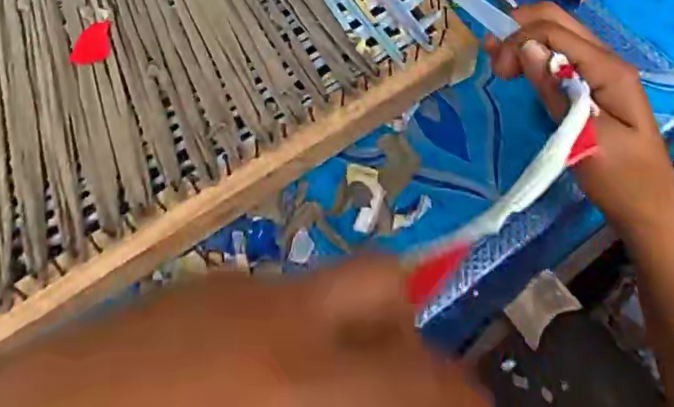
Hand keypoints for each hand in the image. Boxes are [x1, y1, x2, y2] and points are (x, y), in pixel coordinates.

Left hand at [0, 256, 487, 406]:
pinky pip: (286, 290)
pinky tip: (272, 376)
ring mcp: (238, 287)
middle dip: (423, 346)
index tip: (472, 405)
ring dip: (365, 325)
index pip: (431, 380)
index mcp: (307, 379)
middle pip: (395, 292)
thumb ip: (341, 398)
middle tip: (419, 390)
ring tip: (352, 378)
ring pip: (340, 279)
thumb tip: (375, 391)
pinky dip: (305, 325)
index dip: (466, 396)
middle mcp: (283, 313)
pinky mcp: (201, 287)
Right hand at [485, 2, 673, 244]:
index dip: (519, 40)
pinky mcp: (597, 84)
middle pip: (557, 20)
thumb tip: (524, 46)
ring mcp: (604, 69)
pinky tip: (522, 68)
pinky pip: (564, 54)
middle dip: (519, 29)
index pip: (554, 29)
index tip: (498, 72)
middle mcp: (608, 58)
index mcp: (609, 68)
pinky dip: (538, 54)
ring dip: (526, 39)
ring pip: (559, 34)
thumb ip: (554, 89)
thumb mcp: (583, 138)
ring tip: (500, 62)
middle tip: (493, 58)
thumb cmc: (621, 180)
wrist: (653, 214)